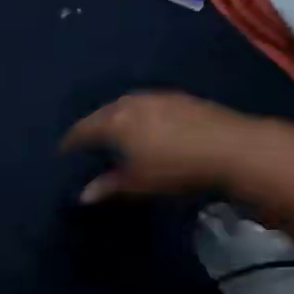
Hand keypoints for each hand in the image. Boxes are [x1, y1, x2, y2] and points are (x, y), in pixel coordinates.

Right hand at [60, 92, 266, 202]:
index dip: (70, 142)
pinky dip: (136, 115)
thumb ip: (107, 187)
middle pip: (103, 113)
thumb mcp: (136, 184)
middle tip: (85, 141)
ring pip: (126, 105)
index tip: (62, 152)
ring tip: (112, 132)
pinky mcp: (181, 98)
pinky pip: (146, 105)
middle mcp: (132, 103)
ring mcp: (159, 97)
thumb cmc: (174, 168)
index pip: (82, 130)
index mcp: (115, 121)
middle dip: (91, 126)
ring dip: (115, 118)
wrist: (232, 148)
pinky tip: (143, 127)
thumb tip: (83, 195)